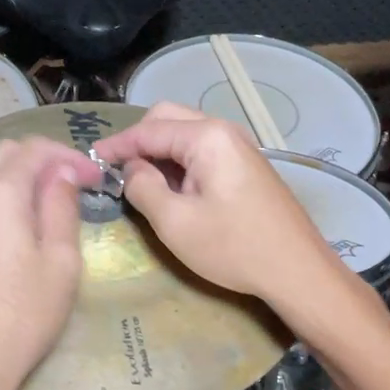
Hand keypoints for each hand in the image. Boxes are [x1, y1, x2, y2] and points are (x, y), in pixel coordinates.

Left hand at [0, 137, 101, 389]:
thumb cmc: (22, 316)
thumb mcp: (60, 261)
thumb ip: (61, 205)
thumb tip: (60, 173)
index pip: (35, 148)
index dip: (69, 156)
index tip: (93, 178)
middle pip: (1, 155)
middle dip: (38, 161)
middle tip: (67, 187)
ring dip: (8, 184)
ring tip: (35, 211)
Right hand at [93, 103, 338, 304]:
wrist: (298, 270)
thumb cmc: (234, 247)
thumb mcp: (175, 223)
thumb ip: (142, 188)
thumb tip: (131, 170)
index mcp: (207, 137)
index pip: (148, 129)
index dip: (116, 145)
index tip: (91, 160)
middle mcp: (224, 131)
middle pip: (168, 119)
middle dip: (138, 141)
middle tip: (115, 171)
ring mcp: (239, 146)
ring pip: (185, 134)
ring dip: (159, 152)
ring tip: (138, 181)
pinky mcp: (246, 165)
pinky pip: (202, 151)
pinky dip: (179, 162)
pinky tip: (170, 188)